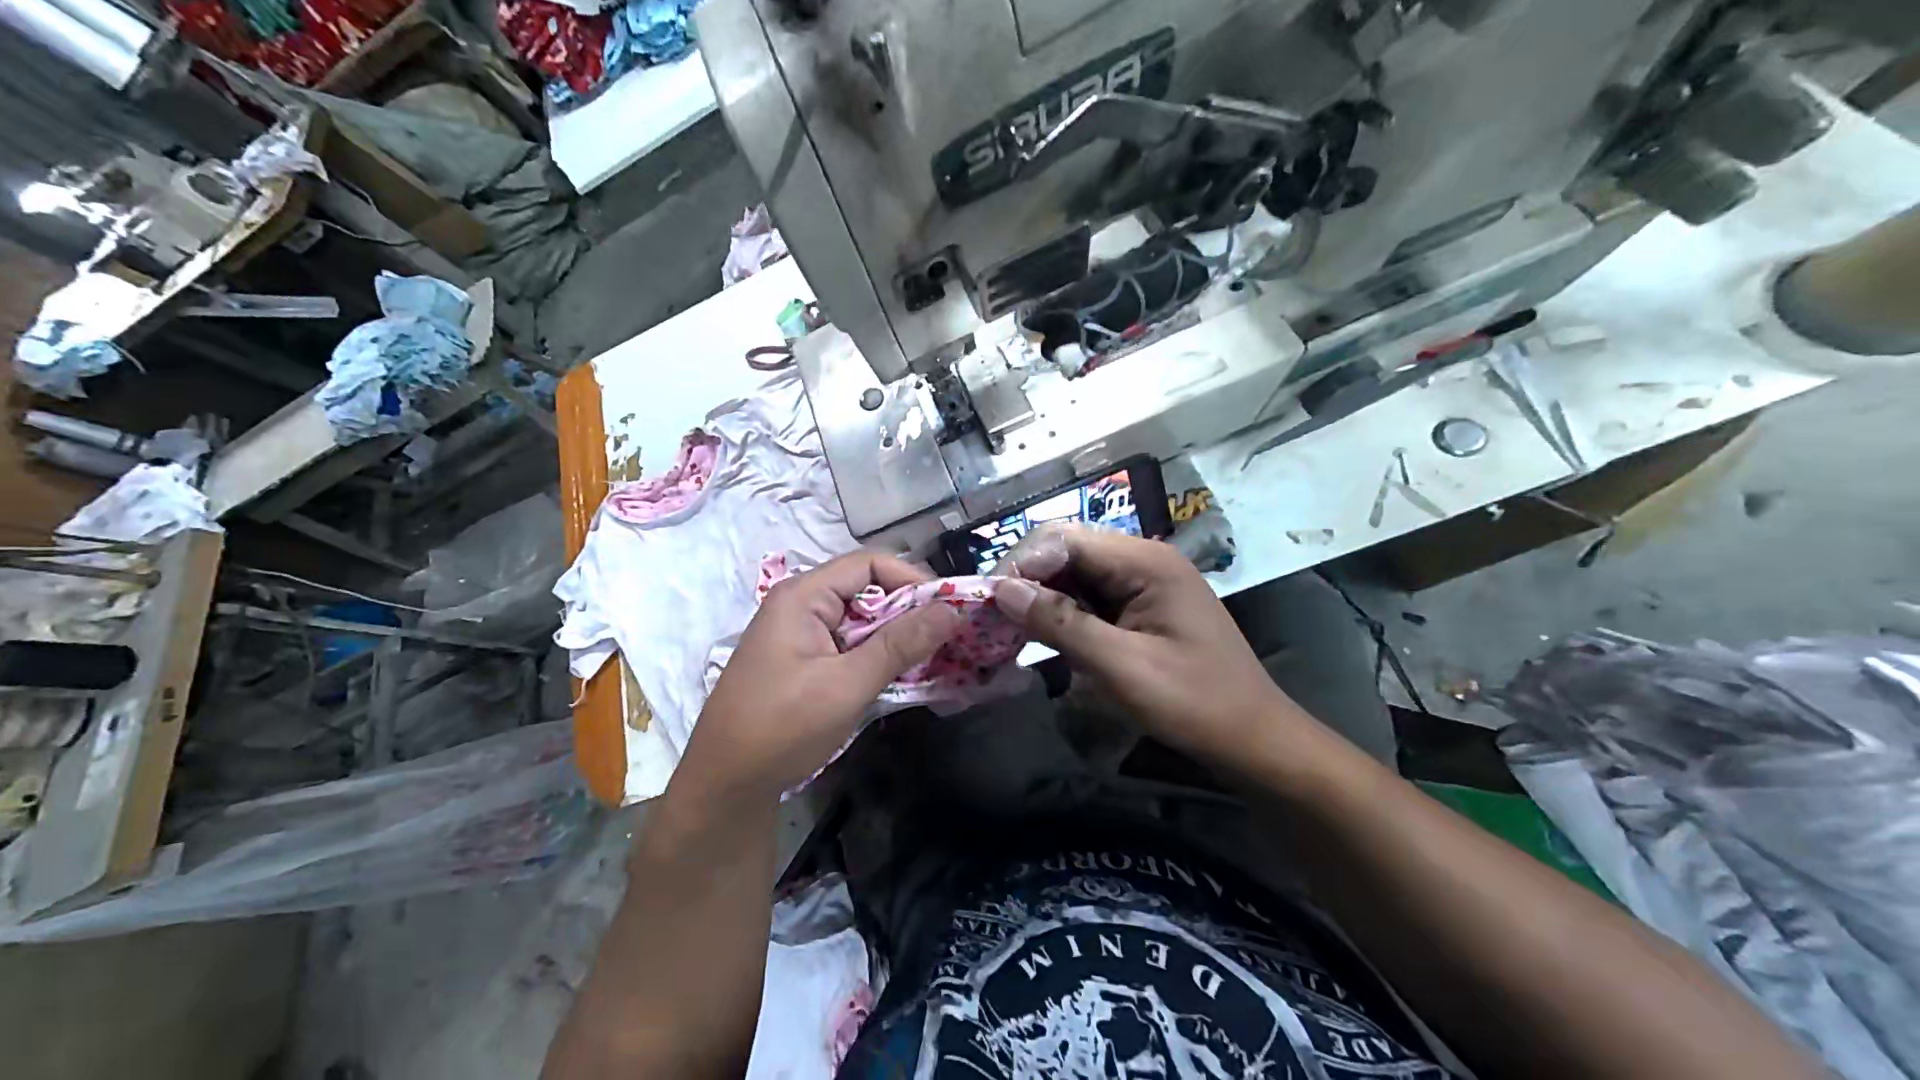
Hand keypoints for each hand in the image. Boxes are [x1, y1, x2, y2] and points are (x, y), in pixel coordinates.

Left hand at [676, 551, 964, 803]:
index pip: (869, 564)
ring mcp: (800, 634)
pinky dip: (877, 655)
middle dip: (909, 610)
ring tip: (935, 656)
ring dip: (896, 636)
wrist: (725, 783)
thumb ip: (900, 645)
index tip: (950, 608)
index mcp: (803, 597)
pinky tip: (901, 674)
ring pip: (861, 620)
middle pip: (867, 589)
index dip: (913, 579)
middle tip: (951, 637)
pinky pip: (849, 644)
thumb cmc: (782, 727)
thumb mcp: (847, 685)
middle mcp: (801, 605)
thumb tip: (952, 610)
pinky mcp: (803, 660)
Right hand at [991, 525, 1298, 764]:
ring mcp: (1144, 582)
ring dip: (1041, 596)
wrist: (1252, 738)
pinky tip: (1041, 634)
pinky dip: (1062, 613)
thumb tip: (1002, 590)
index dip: (1022, 563)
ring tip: (1007, 627)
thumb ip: (1061, 623)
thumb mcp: (1121, 665)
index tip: (989, 601)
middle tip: (992, 616)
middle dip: (1027, 579)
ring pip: (1075, 574)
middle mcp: (1143, 560)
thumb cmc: (1194, 702)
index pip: (1064, 538)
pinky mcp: (1141, 607)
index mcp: (1145, 561)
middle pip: (1068, 551)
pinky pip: (1090, 597)